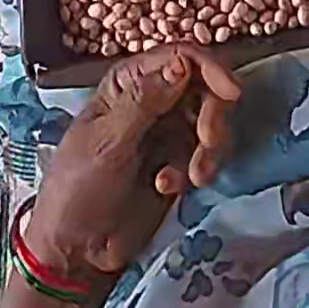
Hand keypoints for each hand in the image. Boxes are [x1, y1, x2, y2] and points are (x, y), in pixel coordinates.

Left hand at [23, 45, 239, 281]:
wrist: (77, 250)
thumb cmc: (79, 186)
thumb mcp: (108, 142)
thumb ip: (145, 101)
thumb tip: (181, 63)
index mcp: (129, 81)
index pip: (179, 57)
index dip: (210, 68)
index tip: (231, 93)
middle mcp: (153, 97)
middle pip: (204, 86)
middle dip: (213, 114)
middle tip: (207, 143)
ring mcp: (168, 129)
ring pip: (211, 121)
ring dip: (209, 148)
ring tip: (193, 177)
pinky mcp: (178, 160)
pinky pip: (206, 154)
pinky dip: (197, 169)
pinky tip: (168, 186)